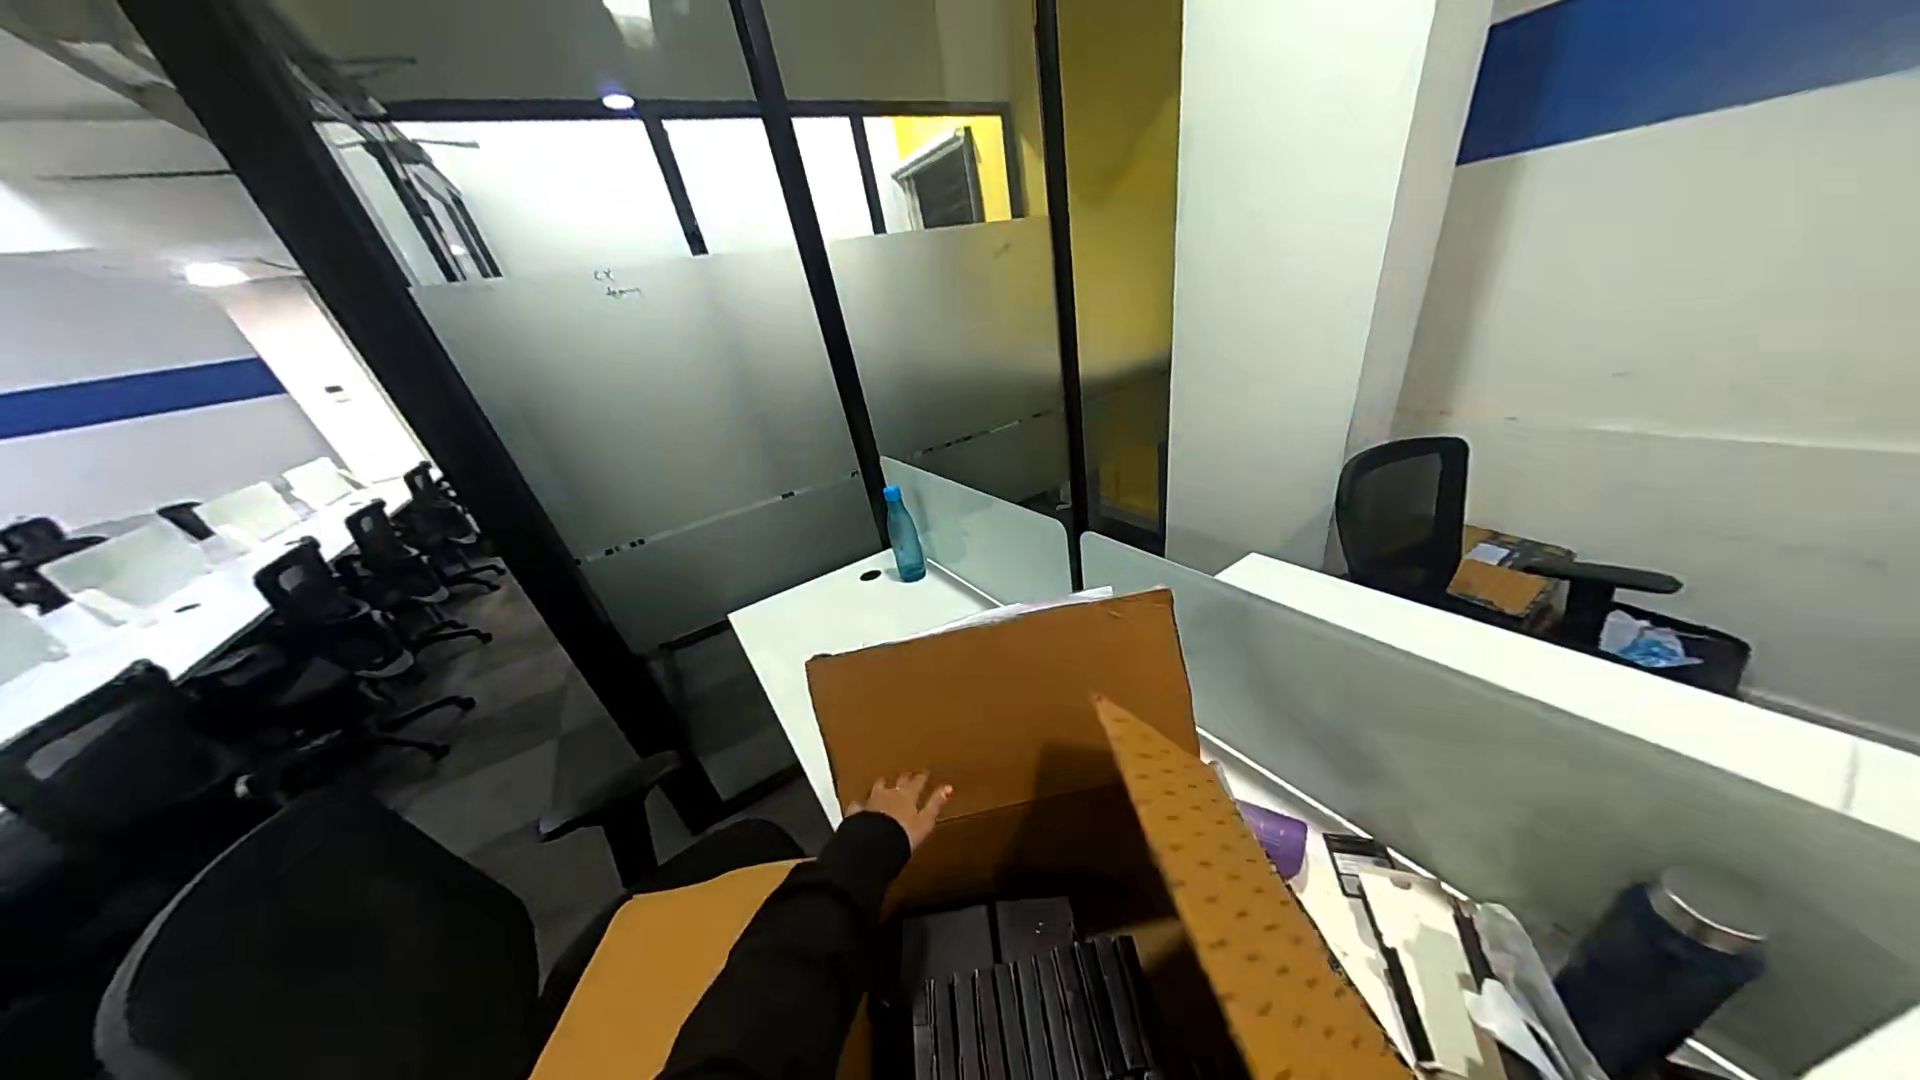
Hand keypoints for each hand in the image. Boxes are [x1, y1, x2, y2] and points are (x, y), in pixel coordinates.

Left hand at [847, 772, 950, 850]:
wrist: (874, 846)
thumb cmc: (904, 835)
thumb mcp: (925, 821)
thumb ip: (936, 803)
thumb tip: (949, 787)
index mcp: (907, 795)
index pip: (917, 782)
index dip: (922, 777)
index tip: (925, 772)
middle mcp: (889, 793)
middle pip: (898, 781)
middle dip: (904, 777)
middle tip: (907, 774)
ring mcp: (872, 801)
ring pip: (877, 787)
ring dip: (881, 784)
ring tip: (883, 782)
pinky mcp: (858, 812)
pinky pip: (859, 804)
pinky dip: (861, 804)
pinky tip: (859, 804)